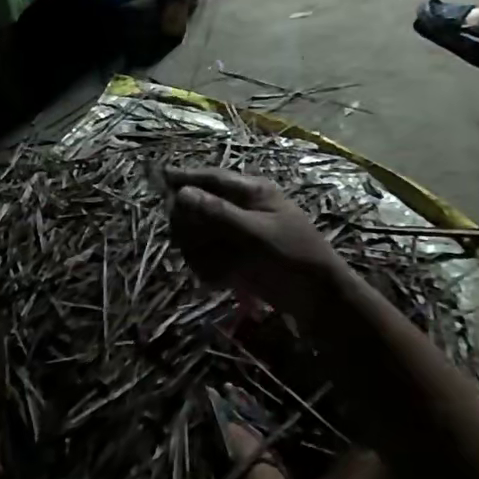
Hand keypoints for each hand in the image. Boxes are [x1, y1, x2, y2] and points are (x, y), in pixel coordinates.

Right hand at [166, 167, 346, 319]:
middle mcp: (242, 207)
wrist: (320, 300)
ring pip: (199, 234)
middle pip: (198, 206)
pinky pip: (207, 255)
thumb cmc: (294, 258)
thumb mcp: (257, 233)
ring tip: (213, 269)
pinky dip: (208, 267)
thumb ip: (219, 213)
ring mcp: (238, 233)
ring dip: (199, 252)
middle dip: (191, 227)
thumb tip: (182, 193)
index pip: (211, 178)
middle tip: (193, 245)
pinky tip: (219, 280)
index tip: (158, 180)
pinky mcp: (236, 257)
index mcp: (253, 192)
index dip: (184, 178)